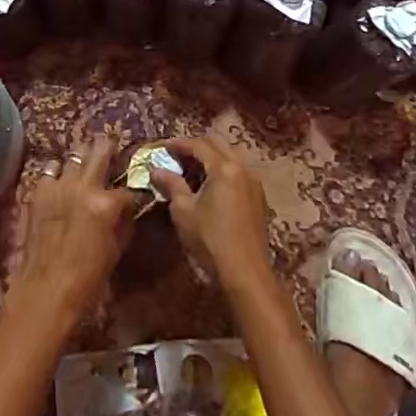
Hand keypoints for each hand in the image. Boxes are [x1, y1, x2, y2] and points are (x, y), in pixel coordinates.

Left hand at [11, 136, 135, 327]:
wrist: (44, 292)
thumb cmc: (86, 279)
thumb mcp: (115, 251)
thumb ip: (125, 222)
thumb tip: (131, 208)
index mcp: (107, 203)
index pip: (130, 188)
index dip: (136, 190)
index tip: (138, 191)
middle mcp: (84, 186)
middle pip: (101, 150)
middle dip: (110, 149)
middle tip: (113, 151)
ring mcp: (59, 186)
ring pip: (75, 155)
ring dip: (84, 157)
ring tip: (86, 163)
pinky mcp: (39, 192)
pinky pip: (50, 169)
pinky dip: (58, 171)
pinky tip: (61, 180)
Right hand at [152, 136, 271, 283]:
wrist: (246, 272)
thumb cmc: (210, 240)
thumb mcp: (184, 211)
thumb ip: (171, 185)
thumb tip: (156, 169)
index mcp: (224, 168)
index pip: (199, 145)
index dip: (179, 143)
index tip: (163, 146)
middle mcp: (243, 167)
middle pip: (218, 144)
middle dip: (197, 146)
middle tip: (177, 155)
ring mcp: (254, 181)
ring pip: (231, 156)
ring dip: (212, 157)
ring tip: (192, 170)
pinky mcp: (258, 196)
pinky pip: (239, 171)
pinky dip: (224, 169)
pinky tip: (211, 185)